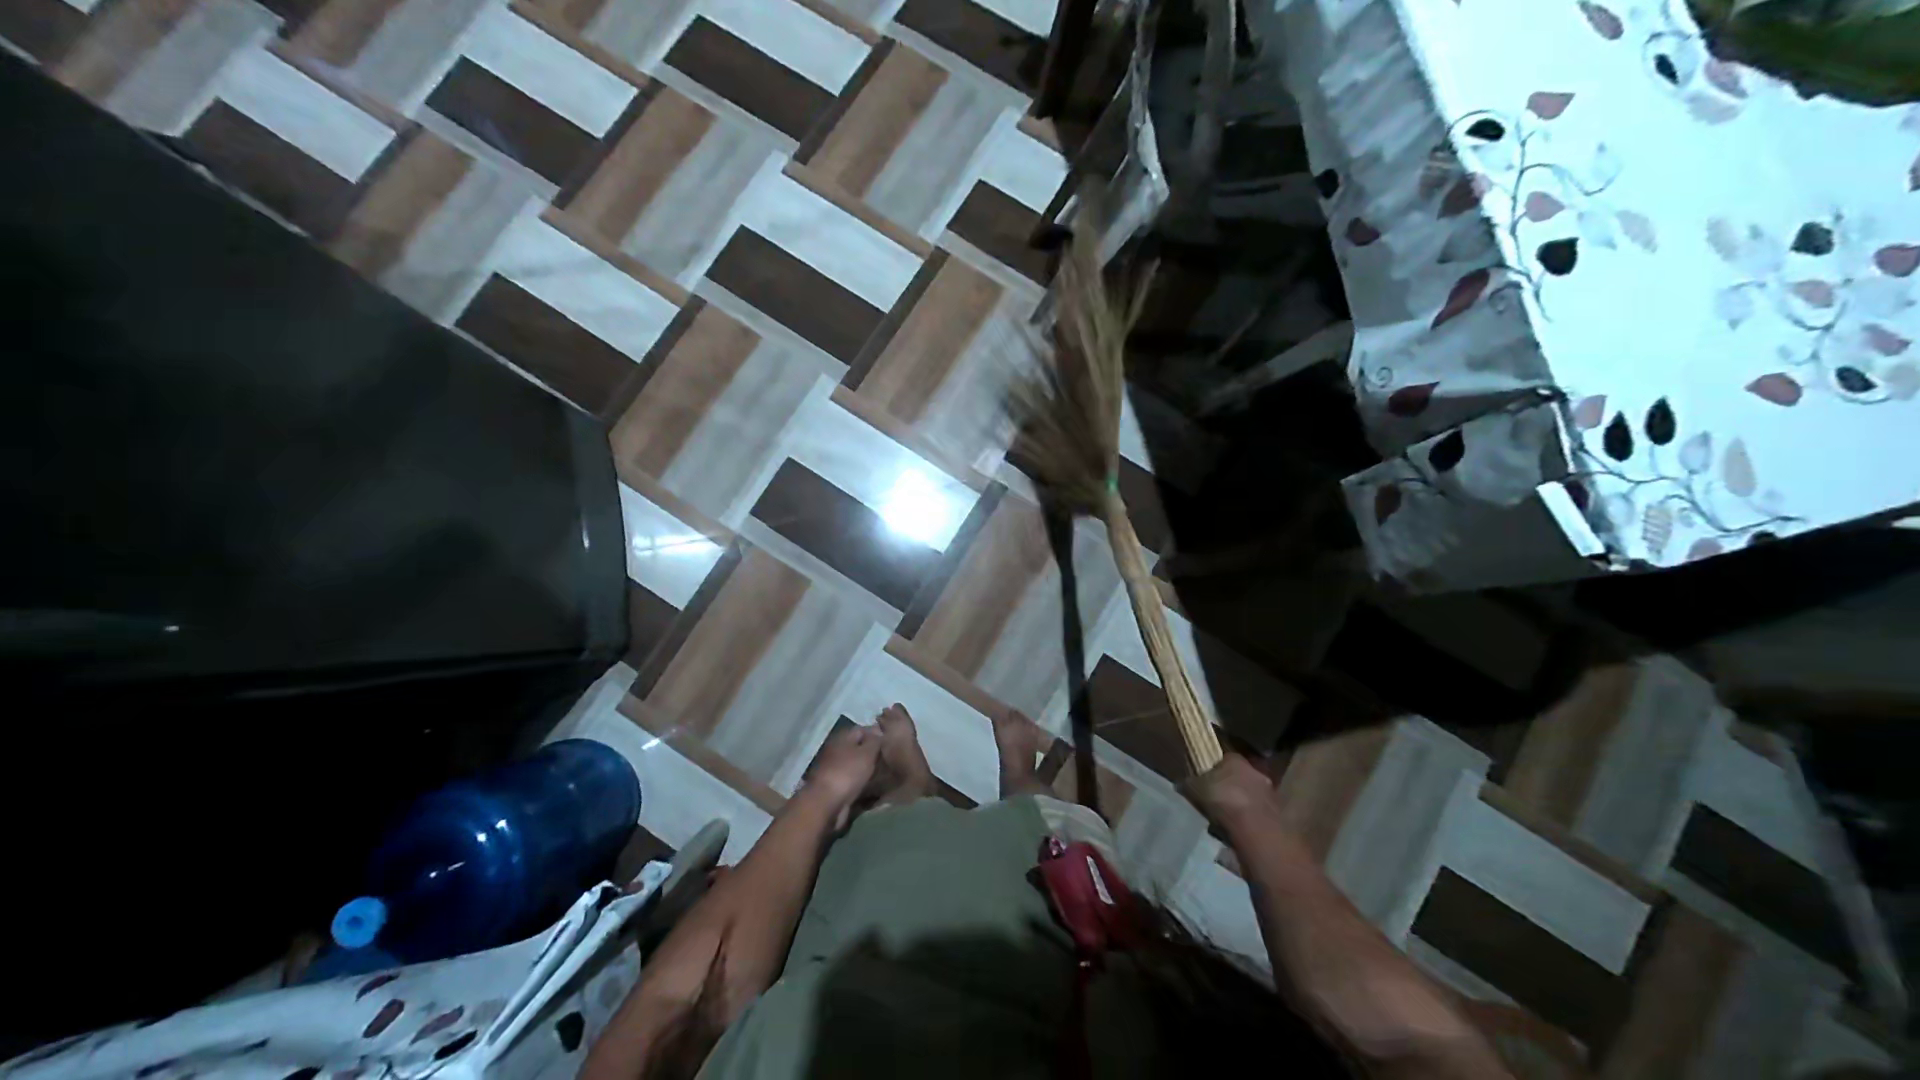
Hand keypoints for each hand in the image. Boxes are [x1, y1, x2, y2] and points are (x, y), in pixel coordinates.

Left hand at [801, 725, 882, 825]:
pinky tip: (874, 788)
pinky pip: (853, 782)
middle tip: (890, 760)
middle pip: (858, 748)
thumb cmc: (848, 772)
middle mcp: (836, 751)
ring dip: (868, 770)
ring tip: (886, 775)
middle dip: (873, 754)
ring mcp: (834, 770)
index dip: (876, 734)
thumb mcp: (867, 752)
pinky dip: (862, 784)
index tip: (890, 742)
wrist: (827, 803)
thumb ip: (875, 740)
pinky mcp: (835, 787)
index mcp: (842, 738)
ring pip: (856, 766)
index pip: (862, 730)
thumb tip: (878, 729)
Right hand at [1185, 753, 1281, 834]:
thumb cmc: (1222, 800)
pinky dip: (1250, 820)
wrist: (1255, 828)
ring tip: (1227, 819)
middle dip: (1230, 786)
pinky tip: (1239, 831)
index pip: (1224, 758)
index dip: (1214, 768)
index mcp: (1235, 759)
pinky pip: (1259, 813)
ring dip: (1242, 804)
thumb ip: (1188, 783)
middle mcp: (1255, 771)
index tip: (1206, 779)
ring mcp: (1269, 793)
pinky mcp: (1278, 814)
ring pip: (1251, 795)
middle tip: (1216, 800)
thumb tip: (1181, 782)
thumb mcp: (1194, 789)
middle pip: (1240, 776)